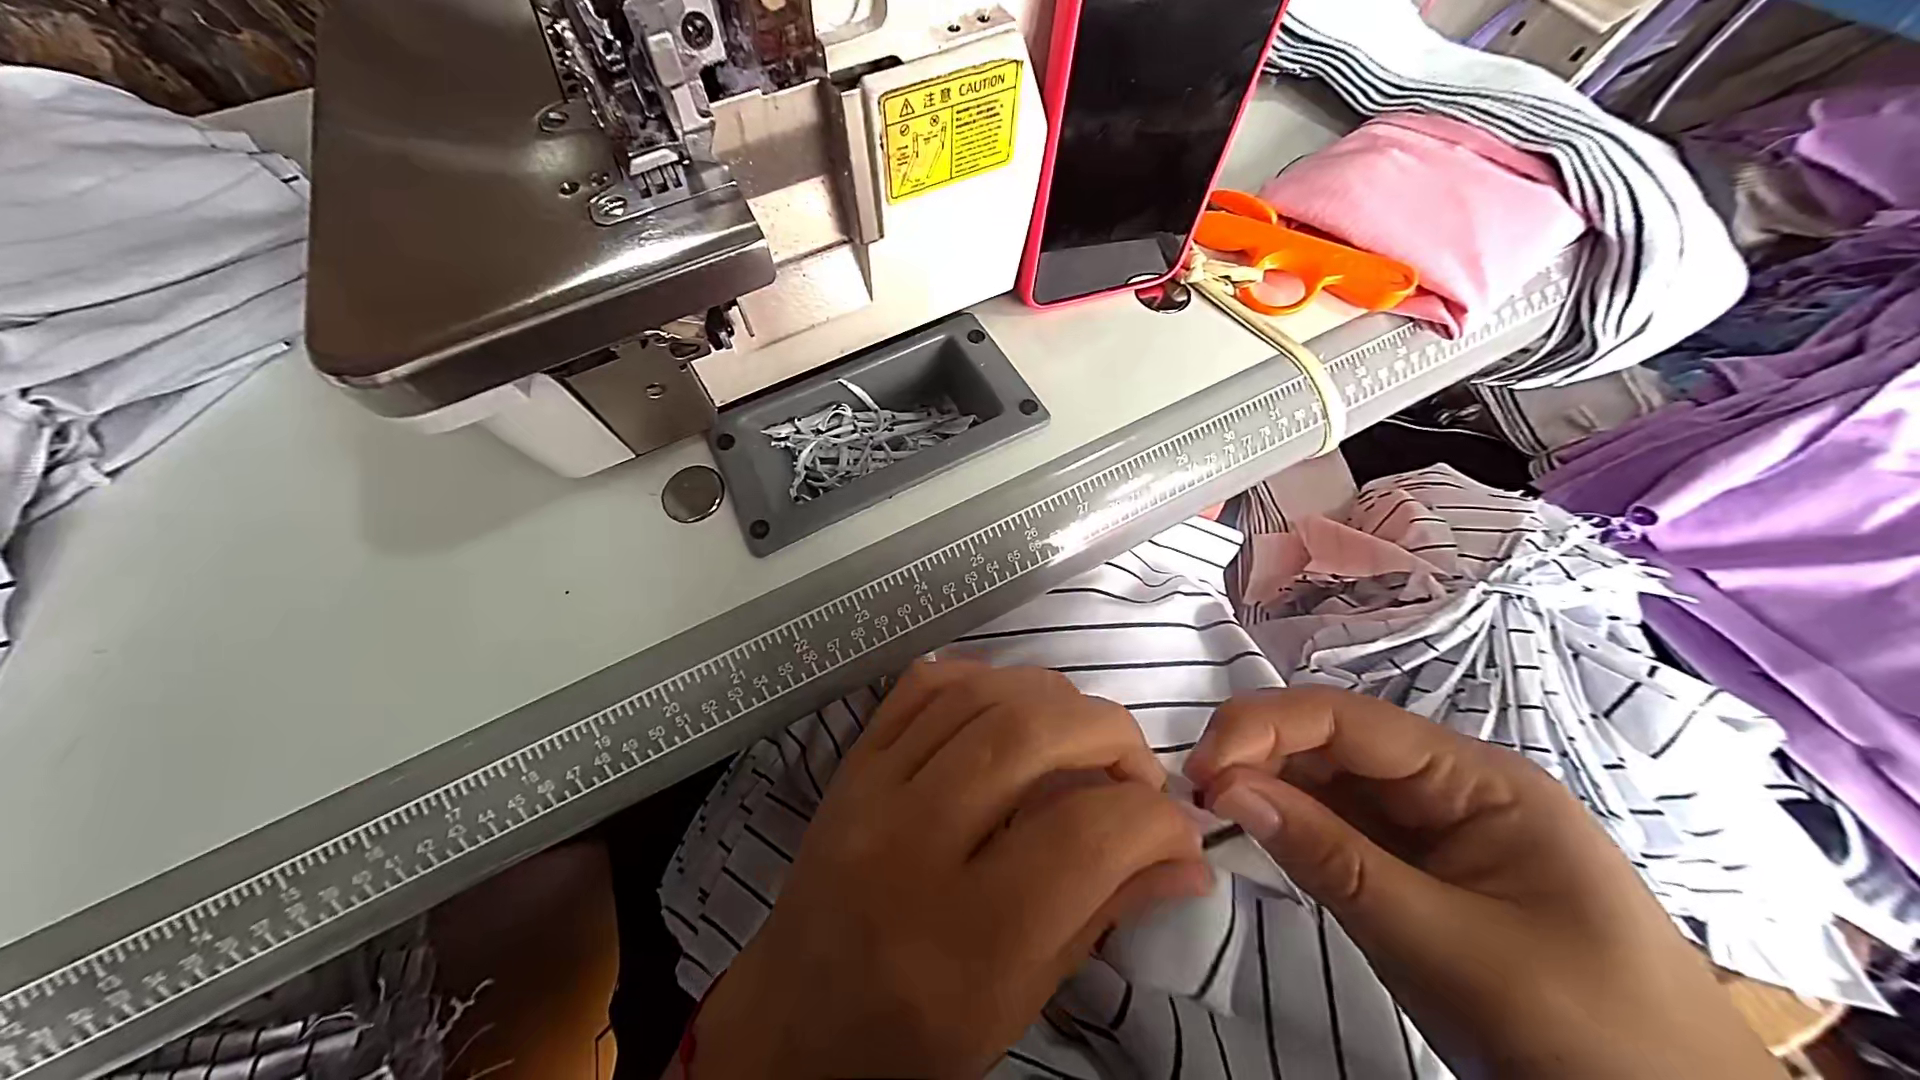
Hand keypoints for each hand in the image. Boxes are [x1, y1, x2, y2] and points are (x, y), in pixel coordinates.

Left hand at [691, 661, 1210, 1079]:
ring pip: (979, 695)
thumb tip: (1185, 857)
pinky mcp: (852, 763)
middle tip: (1134, 766)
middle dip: (1109, 734)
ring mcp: (872, 790)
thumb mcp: (1019, 1002)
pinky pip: (923, 684)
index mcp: (964, 936)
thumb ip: (1102, 915)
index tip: (1174, 827)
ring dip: (1054, 697)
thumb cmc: (915, 1032)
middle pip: (1029, 736)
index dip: (1152, 820)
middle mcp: (911, 845)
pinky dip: (983, 676)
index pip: (1084, 835)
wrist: (796, 1017)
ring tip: (1082, 732)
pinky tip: (1013, 704)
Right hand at [1186, 687, 1781, 1079]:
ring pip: (1324, 780)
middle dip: (1256, 752)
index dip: (1264, 727)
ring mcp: (1425, 826)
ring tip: (1208, 808)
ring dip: (1262, 785)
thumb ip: (1331, 859)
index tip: (1202, 769)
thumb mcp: (1447, 945)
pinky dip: (1285, 823)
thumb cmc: (1586, 1032)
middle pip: (1330, 740)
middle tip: (1193, 792)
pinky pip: (1333, 825)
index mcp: (1476, 777)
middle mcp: (1445, 784)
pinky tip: (1248, 827)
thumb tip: (1226, 789)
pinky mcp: (1407, 866)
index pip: (1348, 719)